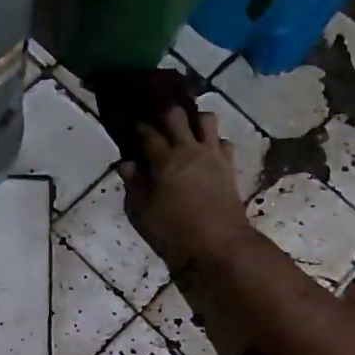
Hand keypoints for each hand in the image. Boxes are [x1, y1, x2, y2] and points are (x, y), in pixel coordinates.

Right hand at [119, 107, 255, 269]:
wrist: (219, 240)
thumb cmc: (176, 229)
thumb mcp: (146, 211)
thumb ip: (136, 184)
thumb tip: (126, 164)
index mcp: (164, 161)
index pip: (148, 134)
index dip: (139, 127)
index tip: (133, 126)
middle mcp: (188, 149)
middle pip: (177, 115)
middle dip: (165, 113)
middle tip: (159, 122)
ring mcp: (212, 153)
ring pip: (206, 118)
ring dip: (195, 119)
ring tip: (187, 129)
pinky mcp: (228, 163)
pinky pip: (223, 140)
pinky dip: (214, 140)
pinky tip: (207, 150)